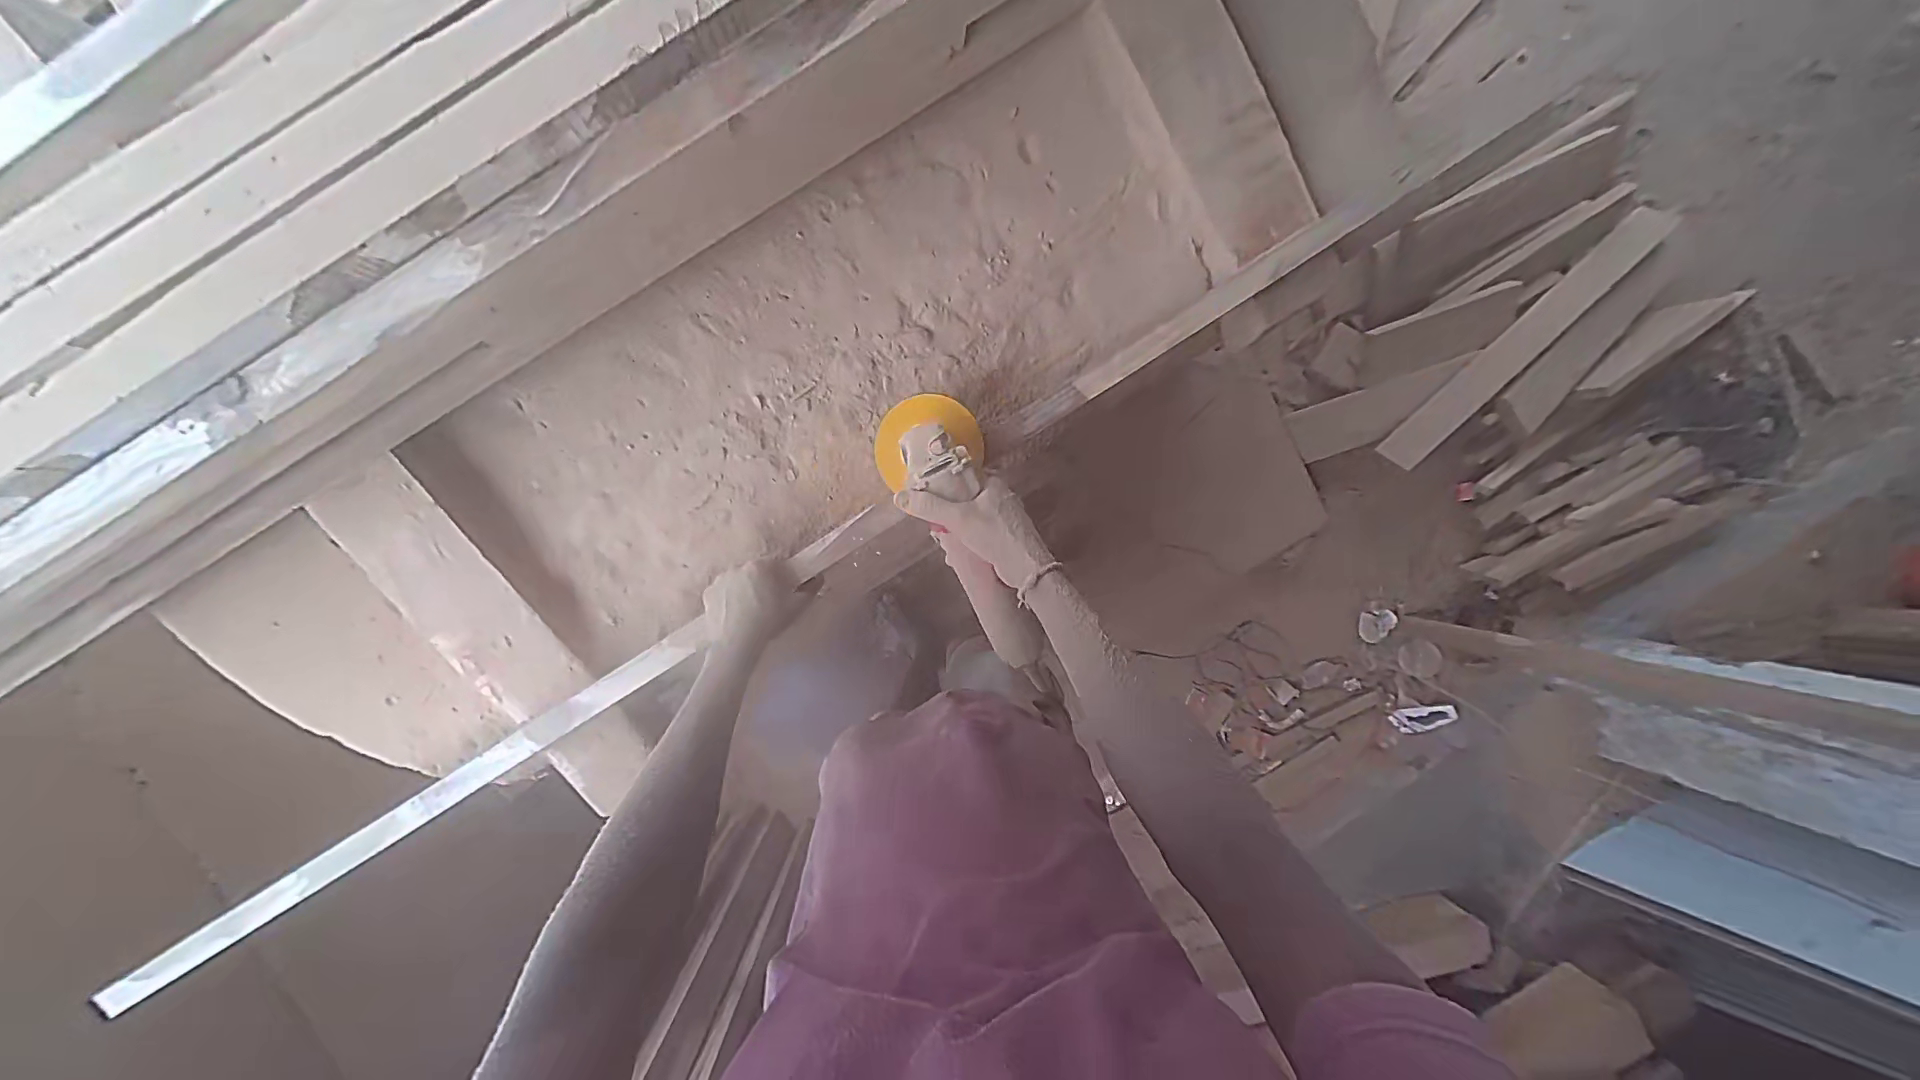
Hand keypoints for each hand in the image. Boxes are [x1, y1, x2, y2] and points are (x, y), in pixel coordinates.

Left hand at [703, 557, 806, 649]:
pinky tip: (734, 616)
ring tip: (749, 613)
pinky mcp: (708, 593)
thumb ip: (811, 589)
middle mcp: (739, 567)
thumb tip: (818, 578)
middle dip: (762, 583)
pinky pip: (723, 593)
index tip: (784, 594)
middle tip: (768, 604)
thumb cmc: (769, 622)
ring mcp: (721, 579)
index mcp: (762, 566)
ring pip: (738, 581)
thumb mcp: (797, 607)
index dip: (782, 579)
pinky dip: (728, 600)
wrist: (736, 644)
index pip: (776, 566)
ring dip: (744, 590)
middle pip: (755, 572)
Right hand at [894, 476, 1054, 589]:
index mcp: (993, 483)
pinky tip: (960, 545)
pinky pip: (982, 528)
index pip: (964, 472)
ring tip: (943, 532)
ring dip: (958, 523)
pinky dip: (969, 534)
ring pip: (974, 513)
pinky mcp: (1007, 533)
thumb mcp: (957, 518)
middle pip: (967, 494)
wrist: (1025, 567)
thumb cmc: (995, 535)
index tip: (928, 489)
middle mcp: (1002, 495)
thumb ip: (930, 507)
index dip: (945, 479)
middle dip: (950, 506)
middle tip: (933, 516)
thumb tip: (900, 497)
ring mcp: (1006, 515)